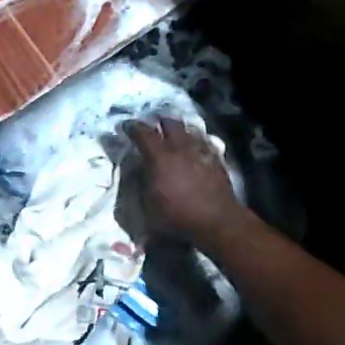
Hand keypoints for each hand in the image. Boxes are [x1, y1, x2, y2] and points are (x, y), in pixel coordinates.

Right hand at [124, 115, 250, 243]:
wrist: (217, 221)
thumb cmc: (178, 216)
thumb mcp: (149, 206)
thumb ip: (142, 185)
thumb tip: (141, 172)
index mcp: (160, 157)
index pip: (143, 133)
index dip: (133, 128)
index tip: (127, 126)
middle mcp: (180, 148)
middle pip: (170, 123)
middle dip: (160, 122)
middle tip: (154, 126)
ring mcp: (201, 151)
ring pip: (189, 130)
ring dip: (179, 130)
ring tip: (175, 135)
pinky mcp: (216, 159)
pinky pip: (204, 142)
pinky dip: (196, 141)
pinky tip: (195, 148)